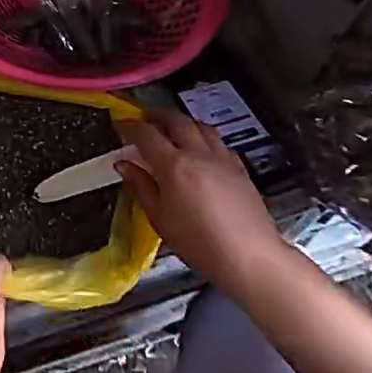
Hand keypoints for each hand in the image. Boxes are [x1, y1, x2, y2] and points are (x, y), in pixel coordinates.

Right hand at [116, 112, 290, 290]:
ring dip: (183, 122)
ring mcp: (222, 158)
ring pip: (201, 125)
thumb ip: (141, 186)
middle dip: (158, 115)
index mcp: (174, 165)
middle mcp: (198, 153)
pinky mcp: (239, 167)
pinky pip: (219, 142)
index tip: (122, 124)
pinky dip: (205, 138)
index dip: (131, 126)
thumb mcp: (160, 218)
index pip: (147, 134)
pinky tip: (202, 151)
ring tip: (174, 130)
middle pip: (176, 120)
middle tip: (146, 119)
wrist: (249, 257)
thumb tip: (124, 164)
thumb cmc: (198, 243)